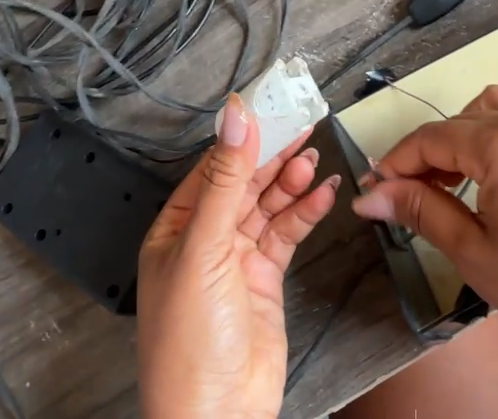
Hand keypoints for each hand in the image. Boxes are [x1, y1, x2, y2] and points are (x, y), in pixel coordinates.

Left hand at [137, 94, 339, 418]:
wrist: (218, 415)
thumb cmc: (189, 342)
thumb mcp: (205, 248)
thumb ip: (225, 180)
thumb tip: (234, 118)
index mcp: (175, 229)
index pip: (213, 169)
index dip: (243, 139)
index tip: (271, 109)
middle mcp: (205, 240)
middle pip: (244, 183)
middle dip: (273, 156)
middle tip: (303, 125)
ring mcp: (236, 259)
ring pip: (268, 206)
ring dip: (291, 182)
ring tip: (313, 161)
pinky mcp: (265, 278)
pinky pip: (286, 233)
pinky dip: (305, 213)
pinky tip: (322, 194)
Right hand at [349, 86, 497, 370]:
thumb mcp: (475, 252)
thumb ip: (421, 211)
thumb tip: (371, 195)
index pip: (431, 138)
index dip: (396, 164)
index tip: (373, 191)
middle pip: (461, 120)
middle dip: (429, 155)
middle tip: (410, 198)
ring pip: (496, 111)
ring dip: (466, 138)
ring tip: (455, 185)